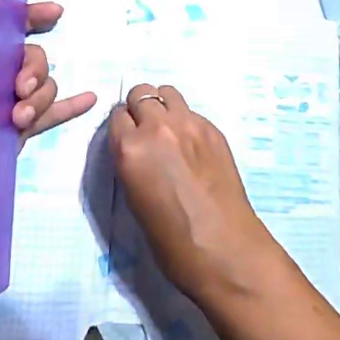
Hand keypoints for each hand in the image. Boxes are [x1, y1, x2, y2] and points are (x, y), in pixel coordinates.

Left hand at [12, 2, 96, 141]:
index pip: (9, 26)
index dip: (32, 15)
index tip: (54, 14)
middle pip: (35, 58)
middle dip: (34, 70)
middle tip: (21, 90)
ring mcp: (15, 100)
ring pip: (46, 87)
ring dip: (41, 98)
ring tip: (20, 119)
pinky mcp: (24, 127)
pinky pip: (54, 113)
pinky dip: (71, 106)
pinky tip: (90, 98)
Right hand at [109, 83, 286, 302]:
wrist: (223, 247)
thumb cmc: (171, 239)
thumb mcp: (134, 199)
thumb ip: (131, 163)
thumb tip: (136, 149)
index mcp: (131, 149)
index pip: (117, 117)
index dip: (121, 127)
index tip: (126, 138)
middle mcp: (158, 128)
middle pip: (141, 94)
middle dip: (139, 109)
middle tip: (146, 132)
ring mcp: (189, 124)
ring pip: (167, 93)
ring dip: (162, 106)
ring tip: (167, 131)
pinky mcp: (213, 129)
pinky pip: (191, 111)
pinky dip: (185, 120)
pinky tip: (191, 146)